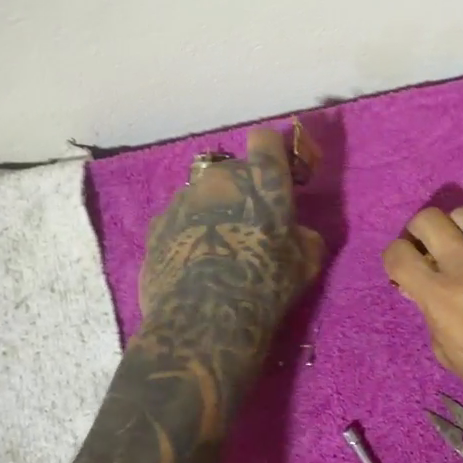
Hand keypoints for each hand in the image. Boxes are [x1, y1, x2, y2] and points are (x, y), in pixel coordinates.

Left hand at [138, 127, 325, 351]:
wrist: (203, 322)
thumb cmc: (265, 284)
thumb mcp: (307, 261)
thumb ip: (303, 234)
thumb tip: (296, 232)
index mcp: (262, 179)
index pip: (266, 140)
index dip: (273, 154)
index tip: (280, 176)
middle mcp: (218, 179)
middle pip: (231, 171)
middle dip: (241, 190)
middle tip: (251, 223)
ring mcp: (181, 201)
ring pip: (202, 196)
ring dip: (212, 212)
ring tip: (219, 249)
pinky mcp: (155, 228)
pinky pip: (178, 221)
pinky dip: (188, 234)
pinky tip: (195, 264)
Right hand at [382, 206, 462, 426]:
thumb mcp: (448, 353)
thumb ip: (430, 314)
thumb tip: (422, 291)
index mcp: (440, 295)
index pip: (398, 254)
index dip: (393, 260)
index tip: (402, 268)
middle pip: (427, 220)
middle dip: (418, 232)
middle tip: (426, 249)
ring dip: (456, 230)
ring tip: (462, 247)